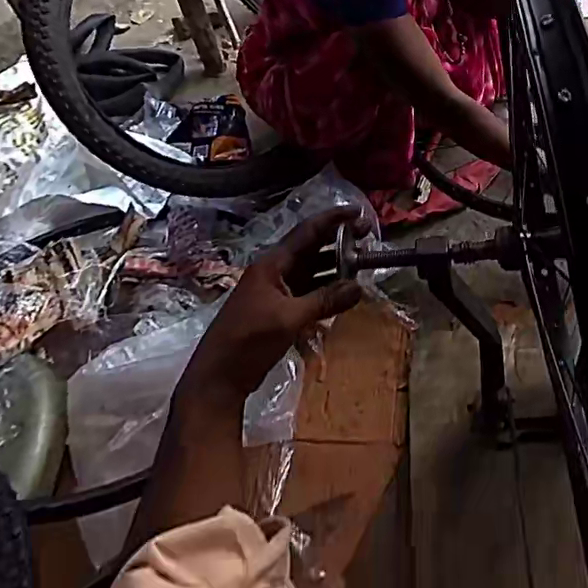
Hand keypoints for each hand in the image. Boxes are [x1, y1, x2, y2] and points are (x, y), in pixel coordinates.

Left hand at [181, 208, 365, 400]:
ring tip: (362, 263)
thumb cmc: (249, 340)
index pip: (307, 232)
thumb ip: (324, 301)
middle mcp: (274, 272)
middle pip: (310, 249)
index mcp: (272, 264)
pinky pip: (306, 293)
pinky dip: (324, 291)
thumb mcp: (289, 319)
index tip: (358, 211)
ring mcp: (276, 291)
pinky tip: (343, 294)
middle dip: (338, 242)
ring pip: (310, 271)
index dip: (333, 219)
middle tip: (367, 236)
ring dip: (333, 267)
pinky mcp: (278, 311)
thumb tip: (358, 287)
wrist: (219, 375)